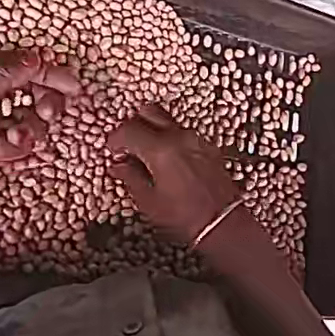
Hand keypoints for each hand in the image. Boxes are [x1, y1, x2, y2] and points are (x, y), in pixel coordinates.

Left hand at [0, 51, 80, 228]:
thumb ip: (4, 71)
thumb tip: (37, 59)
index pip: (22, 68)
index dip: (49, 74)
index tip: (72, 85)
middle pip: (33, 95)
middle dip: (42, 104)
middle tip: (44, 112)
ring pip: (30, 124)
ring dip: (23, 131)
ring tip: (8, 138)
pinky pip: (18, 148)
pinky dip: (6, 150)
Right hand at [105, 104, 270, 262]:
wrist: (222, 223)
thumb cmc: (185, 216)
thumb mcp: (148, 200)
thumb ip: (130, 177)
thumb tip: (119, 165)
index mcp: (161, 149)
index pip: (129, 129)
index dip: (115, 139)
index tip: (112, 150)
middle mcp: (180, 137)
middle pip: (149, 112)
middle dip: (133, 125)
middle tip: (127, 145)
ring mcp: (197, 140)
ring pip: (168, 120)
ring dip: (153, 130)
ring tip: (146, 155)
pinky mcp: (209, 147)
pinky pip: (184, 133)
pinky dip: (171, 139)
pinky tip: (167, 160)